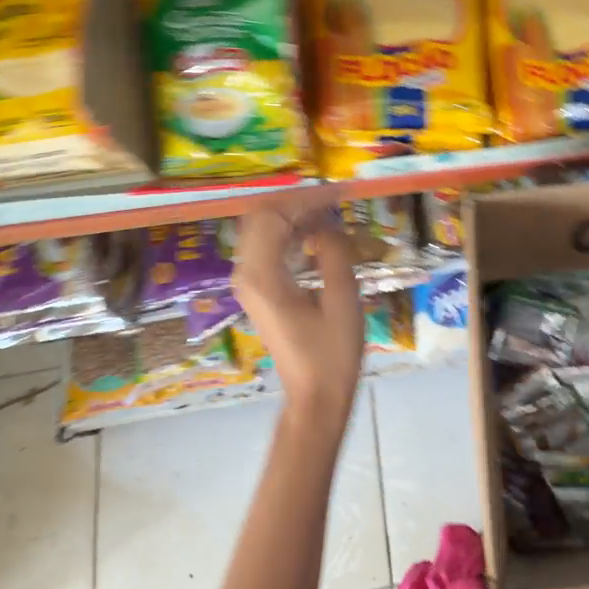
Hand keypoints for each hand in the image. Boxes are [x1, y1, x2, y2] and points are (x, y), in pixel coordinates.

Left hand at [231, 209, 364, 423]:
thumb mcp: (342, 301)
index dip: (307, 198)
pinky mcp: (259, 291)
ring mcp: (249, 283)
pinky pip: (267, 247)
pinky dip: (290, 233)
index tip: (342, 192)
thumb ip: (333, 255)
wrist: (315, 397)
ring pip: (261, 230)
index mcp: (262, 276)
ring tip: (331, 212)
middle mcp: (246, 274)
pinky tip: (317, 236)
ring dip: (294, 215)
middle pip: (260, 217)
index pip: (273, 215)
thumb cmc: (332, 354)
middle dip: (298, 202)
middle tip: (336, 199)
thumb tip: (328, 226)